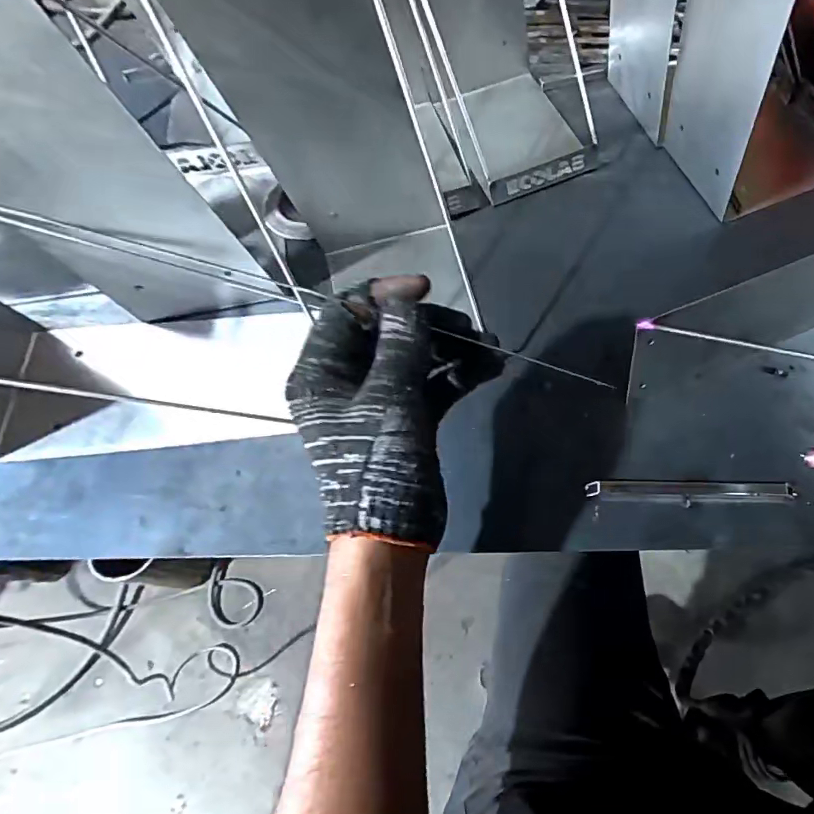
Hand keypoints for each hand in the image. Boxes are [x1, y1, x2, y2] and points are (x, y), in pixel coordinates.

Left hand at [285, 275, 500, 547]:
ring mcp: (380, 400)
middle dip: (431, 326)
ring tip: (491, 346)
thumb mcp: (389, 397)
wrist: (393, 526)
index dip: (386, 295)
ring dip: (453, 349)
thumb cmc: (377, 461)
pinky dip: (459, 374)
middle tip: (469, 327)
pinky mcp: (409, 418)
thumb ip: (399, 344)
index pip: (347, 313)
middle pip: (388, 334)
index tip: (426, 288)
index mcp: (322, 371)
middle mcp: (347, 381)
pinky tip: (490, 367)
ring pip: (416, 358)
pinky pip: (433, 384)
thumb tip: (406, 301)